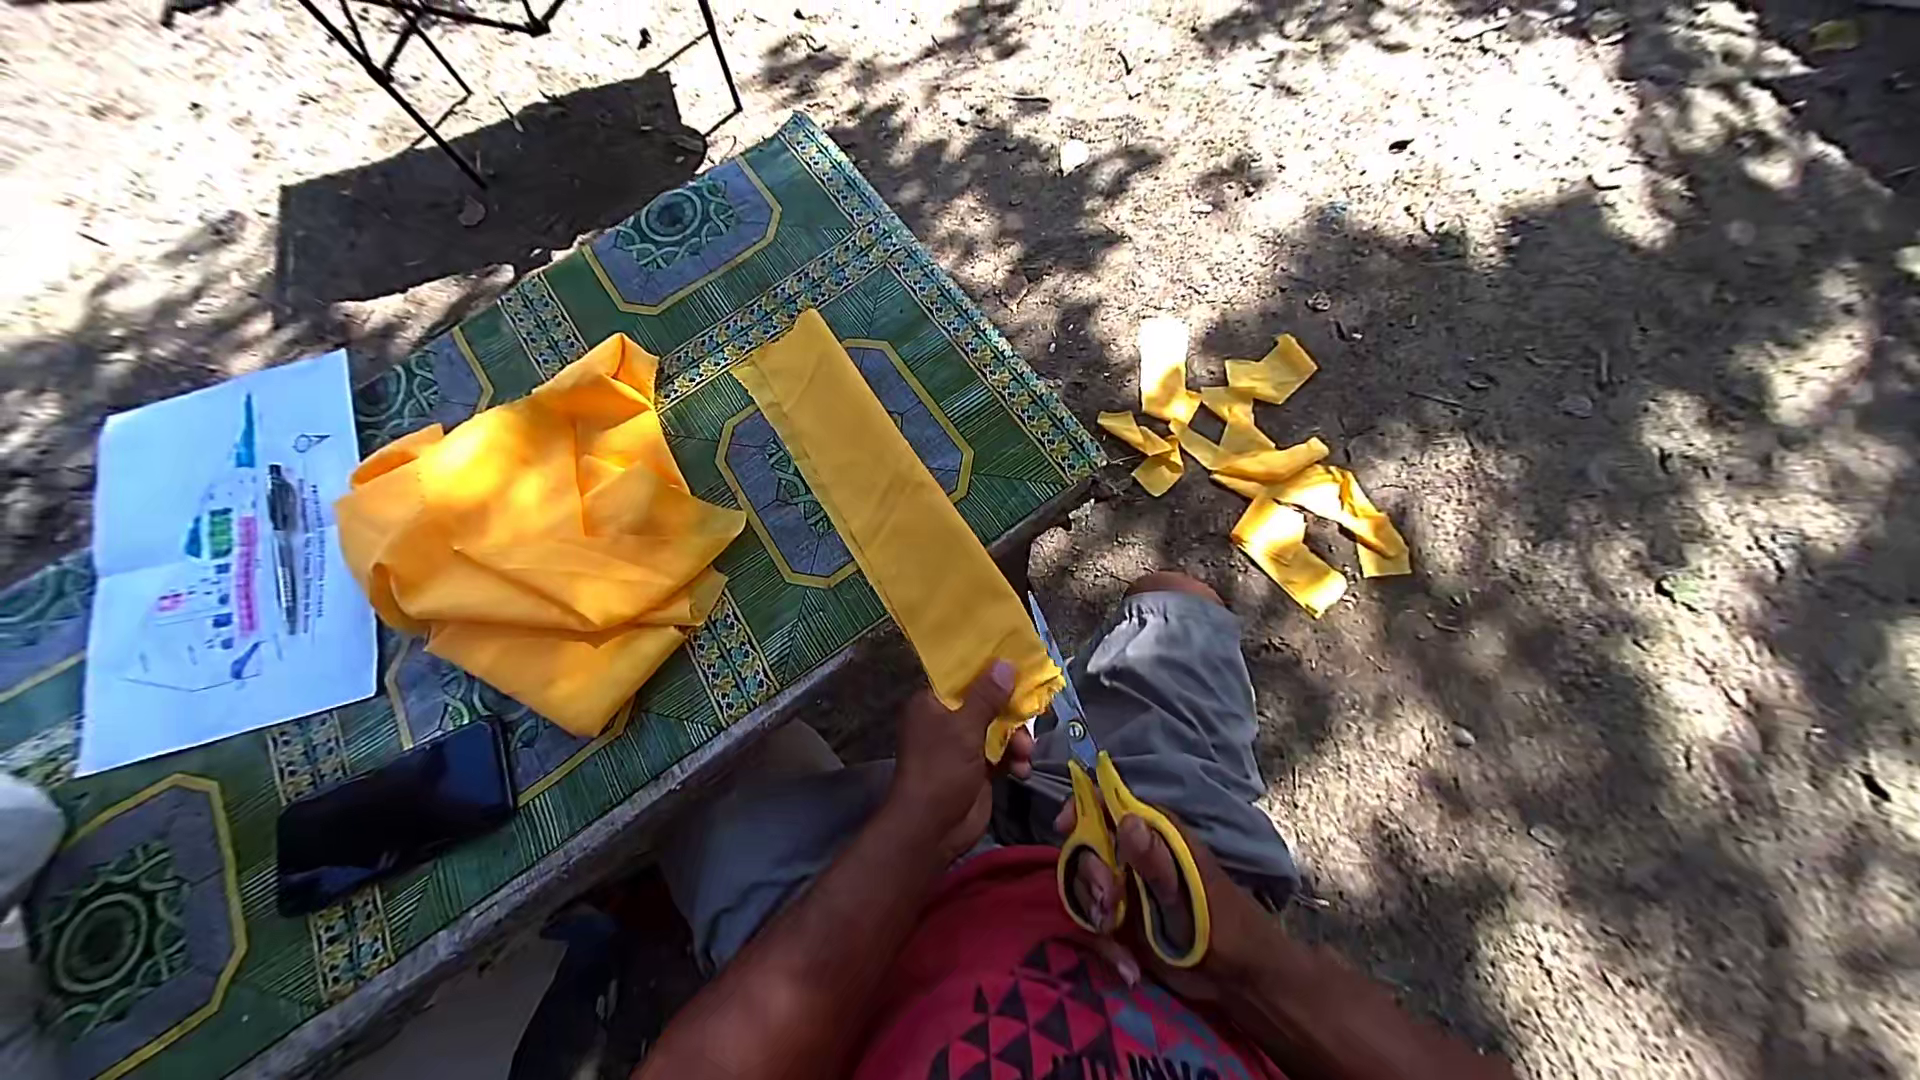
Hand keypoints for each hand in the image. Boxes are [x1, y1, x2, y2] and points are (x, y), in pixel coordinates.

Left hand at [884, 660, 1035, 861]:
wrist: (933, 829)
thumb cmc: (940, 769)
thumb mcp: (964, 728)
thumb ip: (987, 696)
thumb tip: (1006, 664)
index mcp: (932, 703)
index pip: (961, 675)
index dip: (988, 667)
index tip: (1016, 660)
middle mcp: (947, 719)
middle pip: (985, 701)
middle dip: (1011, 709)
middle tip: (1033, 710)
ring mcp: (963, 744)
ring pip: (999, 728)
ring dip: (1017, 738)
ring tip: (1026, 751)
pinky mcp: (978, 767)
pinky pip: (1003, 753)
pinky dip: (1015, 758)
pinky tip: (1022, 769)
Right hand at [1054, 800, 1279, 996]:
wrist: (1240, 982)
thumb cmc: (1224, 927)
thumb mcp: (1190, 895)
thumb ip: (1156, 861)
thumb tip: (1126, 820)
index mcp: (1153, 833)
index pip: (1106, 802)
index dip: (1080, 808)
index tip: (1064, 828)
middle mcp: (1132, 853)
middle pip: (1087, 845)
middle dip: (1089, 874)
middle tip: (1107, 903)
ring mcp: (1123, 885)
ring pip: (1083, 882)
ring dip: (1092, 908)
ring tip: (1113, 932)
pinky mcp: (1119, 918)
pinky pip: (1092, 919)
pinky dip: (1102, 942)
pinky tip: (1127, 965)